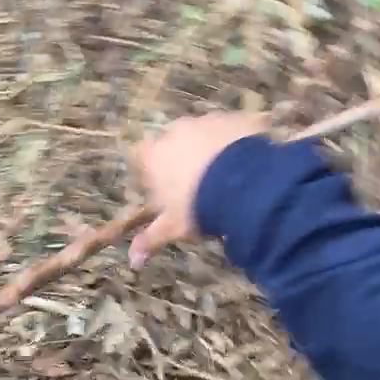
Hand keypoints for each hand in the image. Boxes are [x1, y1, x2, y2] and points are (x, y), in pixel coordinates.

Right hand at [129, 112, 267, 267]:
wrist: (246, 186)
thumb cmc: (198, 207)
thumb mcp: (173, 227)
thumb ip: (150, 240)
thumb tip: (132, 261)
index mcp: (154, 156)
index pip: (140, 157)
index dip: (150, 171)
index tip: (162, 187)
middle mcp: (175, 132)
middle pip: (171, 142)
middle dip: (181, 157)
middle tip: (196, 182)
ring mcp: (206, 121)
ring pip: (202, 132)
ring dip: (208, 147)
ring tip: (225, 173)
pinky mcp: (235, 118)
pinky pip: (232, 127)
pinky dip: (235, 139)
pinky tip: (247, 160)